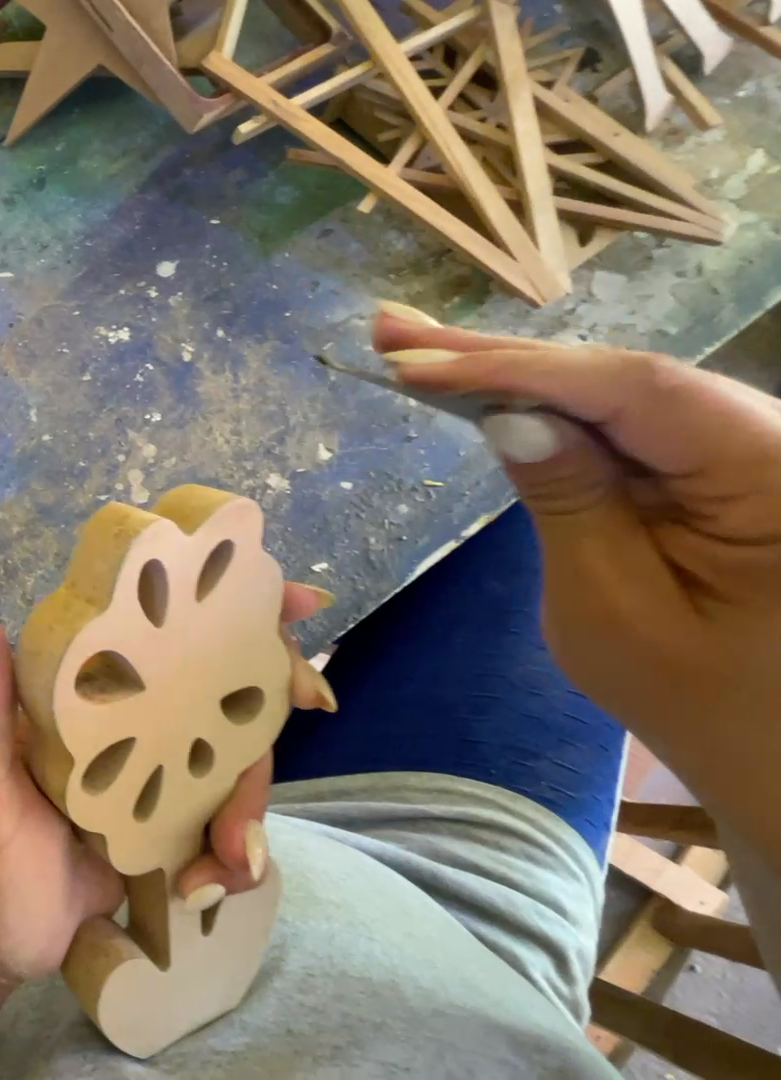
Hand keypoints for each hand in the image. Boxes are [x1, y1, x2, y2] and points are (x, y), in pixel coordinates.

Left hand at [0, 584, 334, 984]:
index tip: (292, 602)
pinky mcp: (162, 829)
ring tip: (230, 858)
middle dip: (260, 704)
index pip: (145, 632)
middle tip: (310, 709)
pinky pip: (220, 826)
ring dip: (246, 806)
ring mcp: (144, 777)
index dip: (216, 609)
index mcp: (69, 696)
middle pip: (208, 693)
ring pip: (225, 763)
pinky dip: (231, 856)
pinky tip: (207, 888)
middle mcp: (114, 724)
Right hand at [375, 310, 780, 851]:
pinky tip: (482, 383)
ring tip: (414, 347)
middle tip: (391, 329)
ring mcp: (759, 448)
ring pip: (622, 389)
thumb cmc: (708, 703)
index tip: (412, 364)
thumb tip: (507, 416)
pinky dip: (549, 402)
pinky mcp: (728, 464)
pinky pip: (631, 419)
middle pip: (626, 375)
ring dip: (512, 369)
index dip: (517, 369)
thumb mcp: (612, 611)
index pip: (636, 391)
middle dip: (500, 354)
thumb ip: (568, 503)